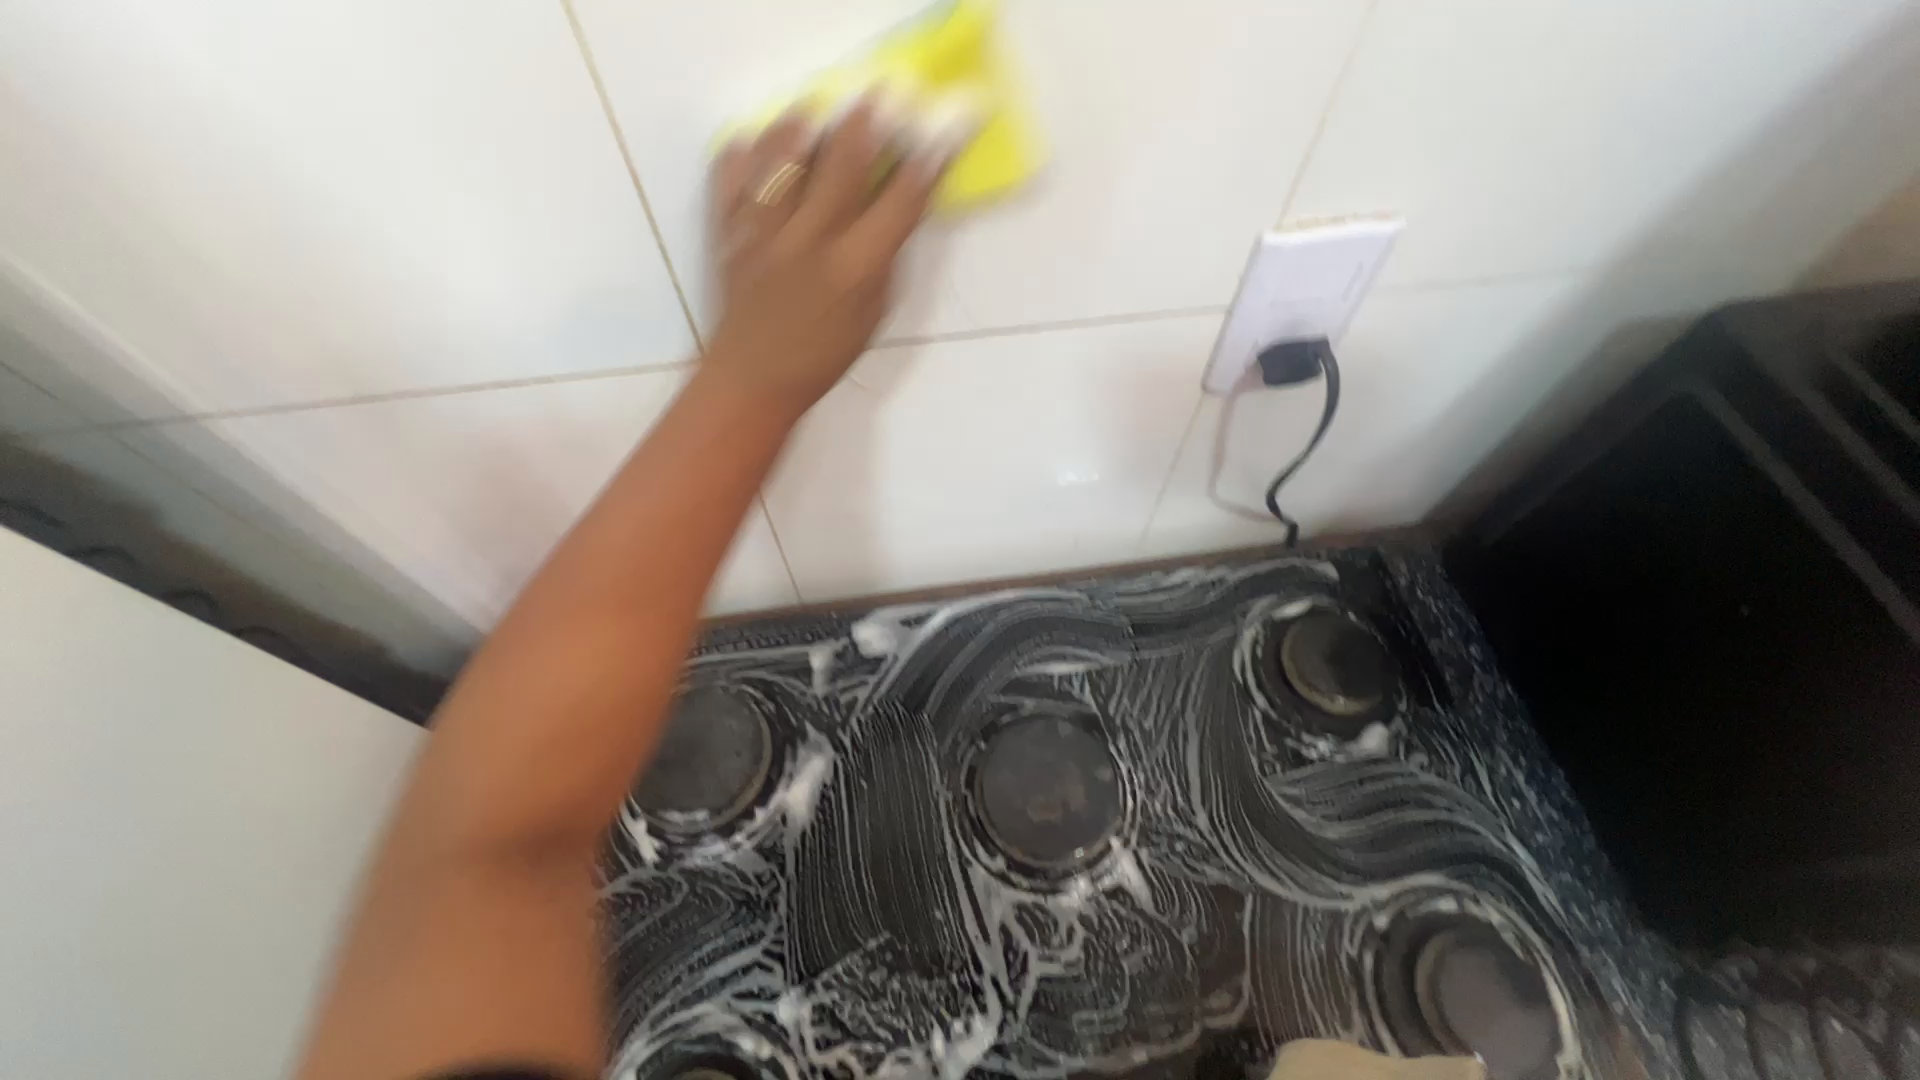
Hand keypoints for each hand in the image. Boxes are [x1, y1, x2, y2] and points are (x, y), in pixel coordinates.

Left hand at [701, 98, 952, 413]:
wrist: (753, 378)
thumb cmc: (823, 355)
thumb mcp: (873, 315)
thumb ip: (885, 258)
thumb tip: (896, 206)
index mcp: (854, 268)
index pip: (901, 201)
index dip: (928, 159)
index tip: (943, 128)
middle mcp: (810, 241)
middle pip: (844, 162)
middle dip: (870, 120)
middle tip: (884, 94)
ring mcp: (762, 231)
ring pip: (784, 154)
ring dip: (806, 122)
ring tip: (819, 110)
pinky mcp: (727, 230)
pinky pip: (731, 173)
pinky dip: (745, 149)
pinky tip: (760, 141)